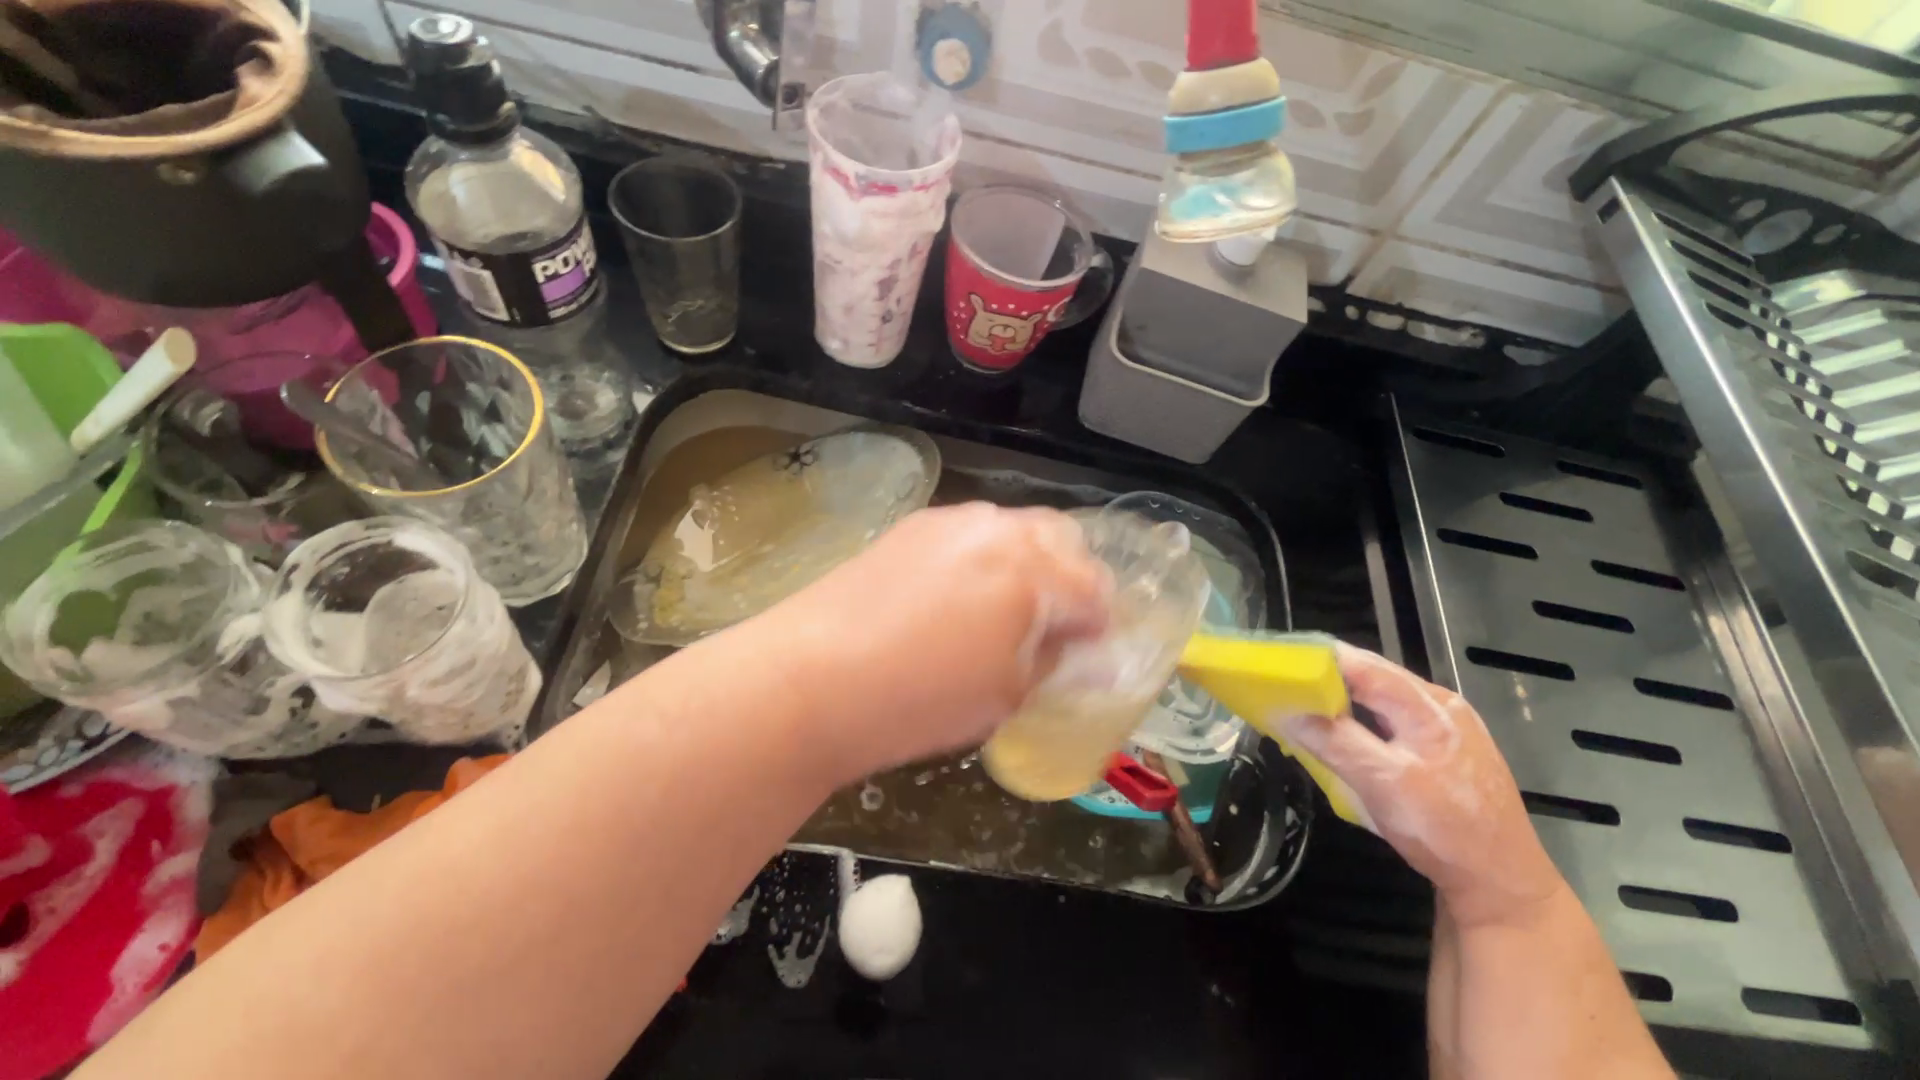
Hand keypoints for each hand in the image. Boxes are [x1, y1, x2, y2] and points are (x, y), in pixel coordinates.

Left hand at [728, 503, 1108, 783]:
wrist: (808, 680)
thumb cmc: (918, 700)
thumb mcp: (1004, 696)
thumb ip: (1054, 664)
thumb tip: (1084, 654)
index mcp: (1033, 573)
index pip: (1095, 589)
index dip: (1099, 626)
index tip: (1086, 656)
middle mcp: (997, 530)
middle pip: (1063, 540)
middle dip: (1072, 579)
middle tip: (1052, 628)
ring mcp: (949, 522)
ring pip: (1014, 529)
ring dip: (1027, 563)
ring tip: (1002, 614)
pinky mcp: (910, 528)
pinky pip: (969, 534)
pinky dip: (983, 559)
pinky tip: (955, 601)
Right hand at [1280, 643, 1565, 927]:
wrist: (1502, 886)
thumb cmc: (1444, 829)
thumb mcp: (1382, 783)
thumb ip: (1333, 741)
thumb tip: (1283, 708)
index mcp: (1429, 705)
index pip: (1362, 664)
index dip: (1317, 659)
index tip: (1275, 662)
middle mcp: (1440, 708)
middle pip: (1371, 680)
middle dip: (1324, 682)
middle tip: (1280, 690)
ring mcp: (1446, 732)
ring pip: (1380, 704)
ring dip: (1341, 705)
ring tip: (1302, 714)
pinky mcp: (1444, 756)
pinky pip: (1391, 726)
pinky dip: (1360, 726)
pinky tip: (1343, 744)